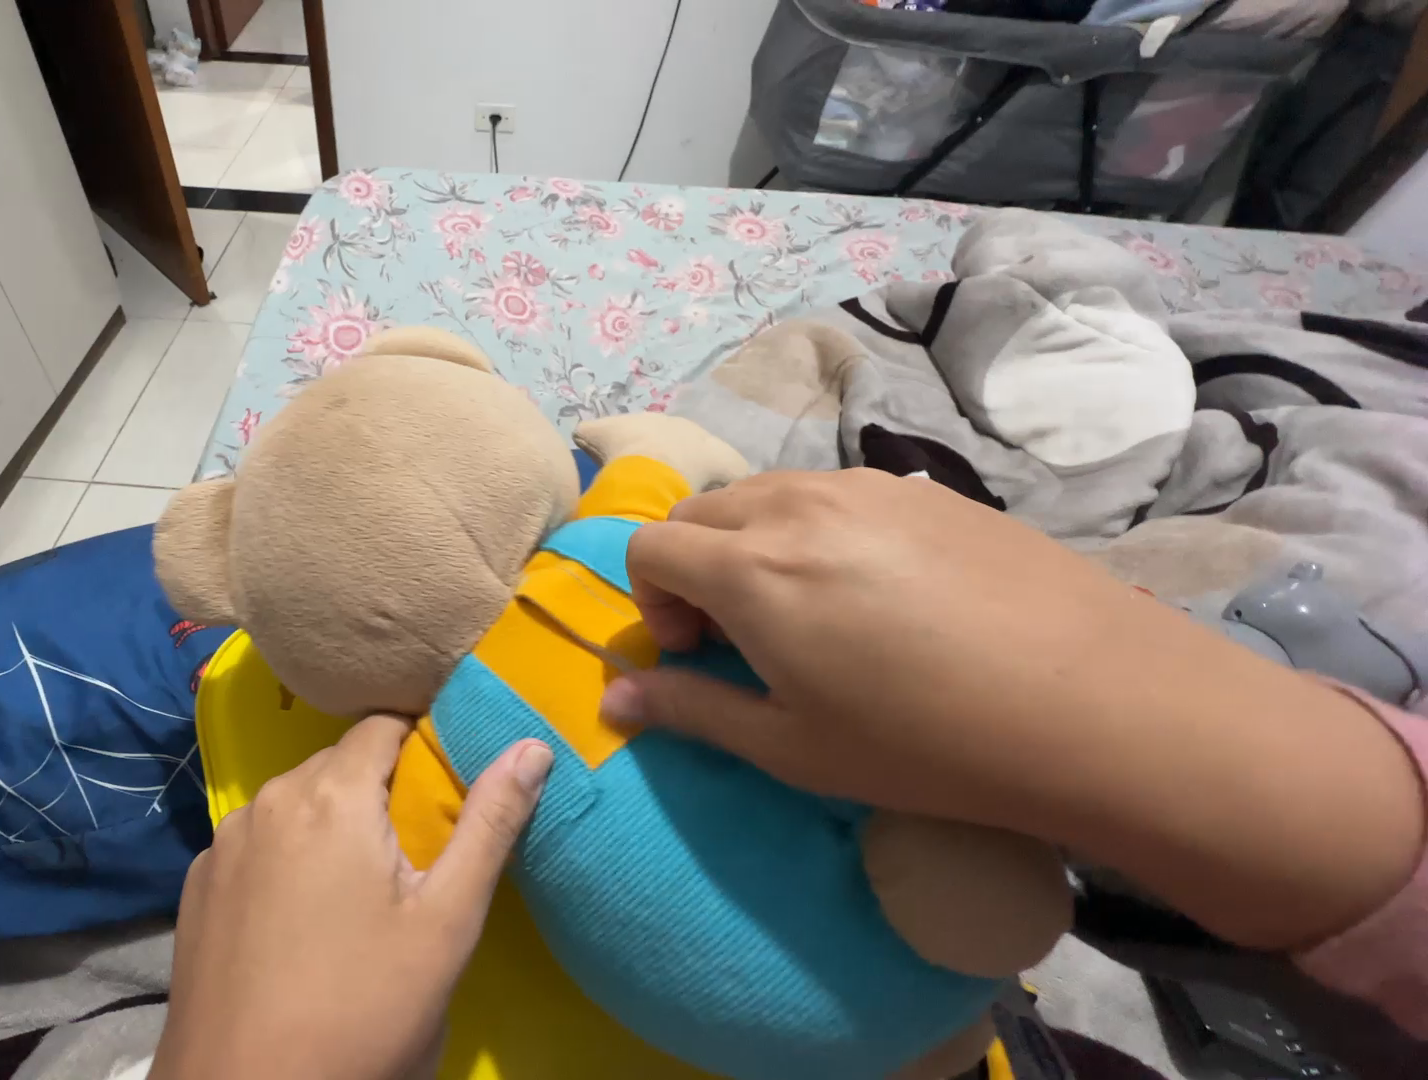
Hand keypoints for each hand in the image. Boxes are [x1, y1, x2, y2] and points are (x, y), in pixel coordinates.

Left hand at [152, 715, 552, 1079]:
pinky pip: (257, 838)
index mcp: (331, 793)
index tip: (444, 780)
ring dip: (331, 818)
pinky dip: (287, 851)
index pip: (382, 725)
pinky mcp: (198, 883)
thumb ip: (490, 822)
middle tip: (412, 846)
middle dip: (379, 786)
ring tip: (359, 884)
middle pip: (339, 762)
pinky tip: (300, 914)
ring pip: (295, 798)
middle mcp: (268, 798)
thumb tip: (532, 745)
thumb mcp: (446, 920)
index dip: (419, 741)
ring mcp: (224, 841)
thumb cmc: (363, 1008)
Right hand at [602, 468, 1421, 950]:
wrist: (1107, 708)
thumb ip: (687, 708)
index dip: (650, 599)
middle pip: (696, 512)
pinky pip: (826, 492)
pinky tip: (875, 589)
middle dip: (691, 567)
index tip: (697, 649)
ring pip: (759, 495)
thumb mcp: (788, 744)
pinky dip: (808, 529)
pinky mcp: (918, 486)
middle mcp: (792, 504)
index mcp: (749, 566)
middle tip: (743, 632)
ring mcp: (860, 484)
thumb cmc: (926, 742)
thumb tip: (609, 698)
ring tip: (808, 608)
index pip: (647, 545)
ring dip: (748, 544)